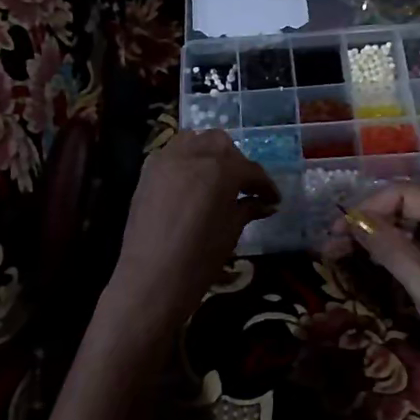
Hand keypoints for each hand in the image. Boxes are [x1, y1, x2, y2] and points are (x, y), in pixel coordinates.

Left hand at [108, 131, 278, 323]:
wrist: (152, 278)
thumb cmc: (199, 259)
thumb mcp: (230, 232)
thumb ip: (247, 209)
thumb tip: (264, 204)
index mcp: (220, 169)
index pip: (250, 170)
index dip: (264, 185)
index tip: (273, 200)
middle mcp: (192, 155)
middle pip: (220, 144)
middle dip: (235, 161)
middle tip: (243, 186)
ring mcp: (165, 160)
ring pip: (193, 141)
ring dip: (208, 153)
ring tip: (216, 179)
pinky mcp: (146, 173)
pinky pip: (171, 155)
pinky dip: (185, 161)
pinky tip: (191, 183)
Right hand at [326, 184, 419, 382]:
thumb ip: (390, 250)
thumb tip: (352, 221)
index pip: (407, 194)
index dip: (369, 207)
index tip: (339, 230)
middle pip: (406, 203)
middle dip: (369, 219)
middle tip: (334, 241)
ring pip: (408, 219)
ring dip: (376, 232)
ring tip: (342, 249)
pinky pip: (419, 235)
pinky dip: (393, 243)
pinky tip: (370, 255)